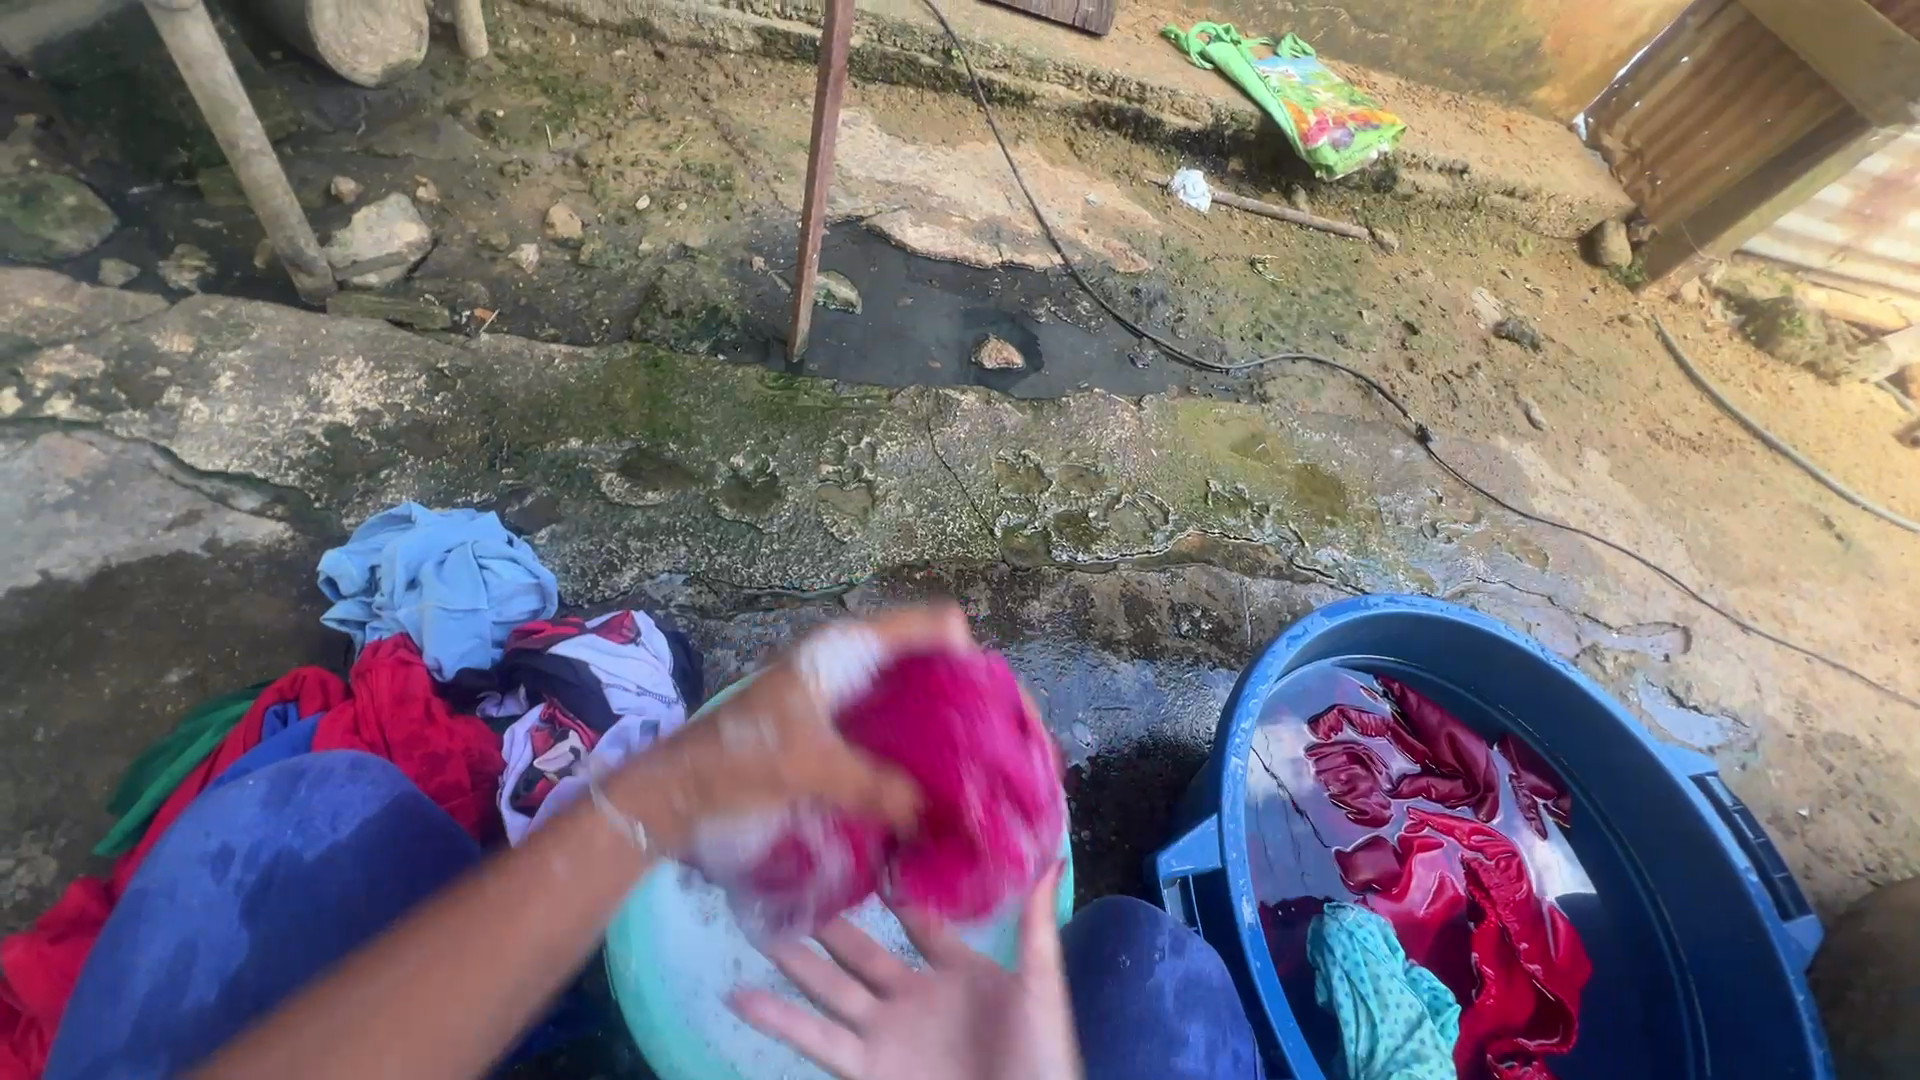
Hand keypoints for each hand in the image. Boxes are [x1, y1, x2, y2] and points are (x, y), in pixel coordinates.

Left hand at [602, 604, 974, 852]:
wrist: (675, 791)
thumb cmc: (737, 760)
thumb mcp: (809, 768)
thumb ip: (875, 786)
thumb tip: (934, 814)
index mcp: (847, 647)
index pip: (933, 623)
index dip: (968, 655)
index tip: (987, 707)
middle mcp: (853, 660)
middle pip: (930, 658)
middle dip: (963, 694)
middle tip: (990, 742)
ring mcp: (845, 692)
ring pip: (913, 694)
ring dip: (941, 724)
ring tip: (970, 764)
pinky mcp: (837, 724)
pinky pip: (893, 725)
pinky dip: (915, 746)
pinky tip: (929, 780)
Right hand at [731, 870, 1082, 1079]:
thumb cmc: (1040, 1058)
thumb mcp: (1042, 985)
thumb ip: (1036, 924)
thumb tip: (1051, 854)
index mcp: (957, 969)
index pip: (917, 917)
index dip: (892, 886)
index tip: (864, 848)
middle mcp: (913, 995)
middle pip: (861, 949)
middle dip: (829, 919)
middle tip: (793, 880)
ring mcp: (887, 1033)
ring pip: (830, 987)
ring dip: (794, 960)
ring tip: (758, 925)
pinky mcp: (867, 1069)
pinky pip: (817, 1040)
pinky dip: (778, 1019)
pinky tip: (742, 994)